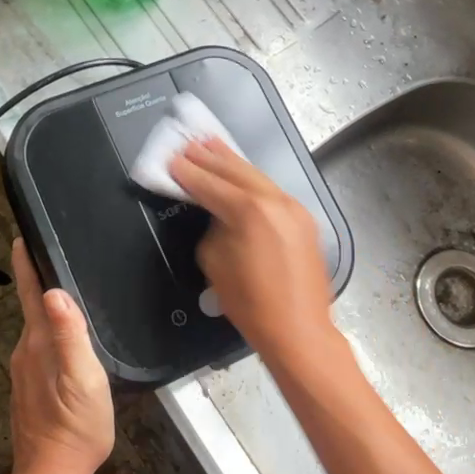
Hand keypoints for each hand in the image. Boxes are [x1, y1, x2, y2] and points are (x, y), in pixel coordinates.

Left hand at [8, 239, 113, 473]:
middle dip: (41, 279)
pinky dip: (52, 334)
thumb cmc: (75, 428)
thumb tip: (54, 292)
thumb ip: (70, 336)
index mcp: (38, 343)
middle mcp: (25, 351)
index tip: (22, 235)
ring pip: (38, 329)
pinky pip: (41, 349)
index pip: (30, 292)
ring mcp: (25, 372)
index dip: (27, 263)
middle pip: (33, 306)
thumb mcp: (84, 380)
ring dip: (48, 308)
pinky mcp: (30, 388)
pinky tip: (69, 340)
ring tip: (71, 291)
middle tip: (59, 254)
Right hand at [171, 138, 336, 363]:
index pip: (210, 184)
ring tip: (211, 144)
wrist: (299, 331)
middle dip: (209, 157)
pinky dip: (251, 179)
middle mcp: (275, 201)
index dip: (187, 172)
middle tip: (188, 143)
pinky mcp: (303, 219)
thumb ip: (212, 228)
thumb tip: (216, 216)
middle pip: (235, 171)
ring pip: (256, 176)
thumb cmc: (250, 304)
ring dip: (231, 162)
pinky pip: (271, 190)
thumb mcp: (215, 263)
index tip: (171, 159)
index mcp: (249, 211)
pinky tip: (239, 173)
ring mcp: (294, 208)